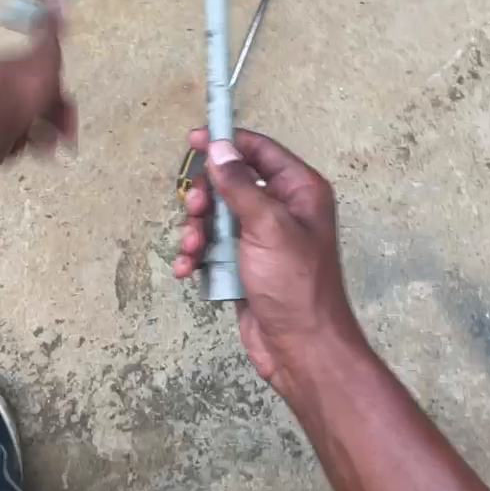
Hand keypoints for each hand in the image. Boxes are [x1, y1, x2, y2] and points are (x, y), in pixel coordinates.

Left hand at [0, 0, 76, 157]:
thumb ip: (50, 25)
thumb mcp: (44, 56)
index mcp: (15, 63)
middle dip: (56, 116)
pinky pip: (17, 136)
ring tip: (50, 149)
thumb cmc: (20, 96)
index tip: (68, 107)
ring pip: (30, 119)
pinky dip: (29, 143)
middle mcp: (2, 83)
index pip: (46, 72)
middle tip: (66, 137)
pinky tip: (33, 153)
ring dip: (46, 133)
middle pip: (39, 97)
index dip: (61, 88)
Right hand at [174, 129, 365, 392]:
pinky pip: (213, 247)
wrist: (302, 350)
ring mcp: (261, 238)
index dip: (227, 142)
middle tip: (193, 209)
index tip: (194, 140)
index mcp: (299, 190)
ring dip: (196, 230)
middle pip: (232, 182)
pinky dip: (197, 255)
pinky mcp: (244, 265)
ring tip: (191, 248)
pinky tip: (187, 269)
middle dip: (206, 195)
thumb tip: (220, 148)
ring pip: (217, 216)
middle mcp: (282, 209)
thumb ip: (240, 185)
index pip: (260, 151)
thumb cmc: (294, 284)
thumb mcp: (267, 226)